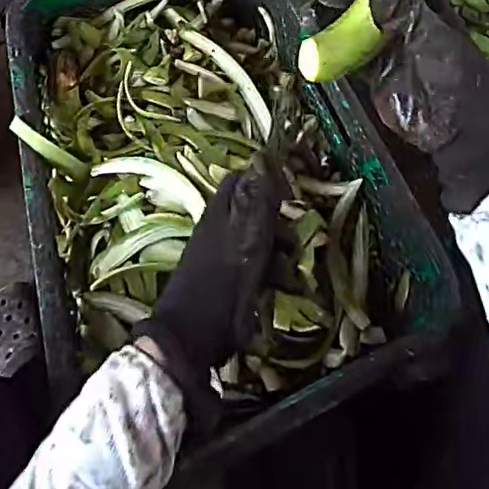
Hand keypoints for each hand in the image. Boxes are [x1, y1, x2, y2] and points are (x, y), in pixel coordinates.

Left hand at [135, 158, 281, 392]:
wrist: (196, 333)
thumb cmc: (224, 277)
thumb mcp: (248, 232)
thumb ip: (259, 196)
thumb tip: (264, 155)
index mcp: (224, 207)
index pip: (246, 179)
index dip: (269, 183)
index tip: (291, 197)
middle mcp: (224, 225)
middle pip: (259, 211)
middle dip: (281, 225)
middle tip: (292, 242)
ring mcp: (227, 253)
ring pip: (263, 241)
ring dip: (282, 255)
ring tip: (290, 273)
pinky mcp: (232, 280)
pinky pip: (260, 268)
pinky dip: (275, 276)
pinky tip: (285, 289)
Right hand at [316, 0, 488, 213]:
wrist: (451, 134)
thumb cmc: (456, 82)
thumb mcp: (437, 43)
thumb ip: (408, 14)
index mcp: (428, 2)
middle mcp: (401, 13)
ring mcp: (381, 37)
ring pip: (350, 8)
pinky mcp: (365, 63)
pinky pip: (340, 42)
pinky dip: (325, 33)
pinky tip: (312, 23)